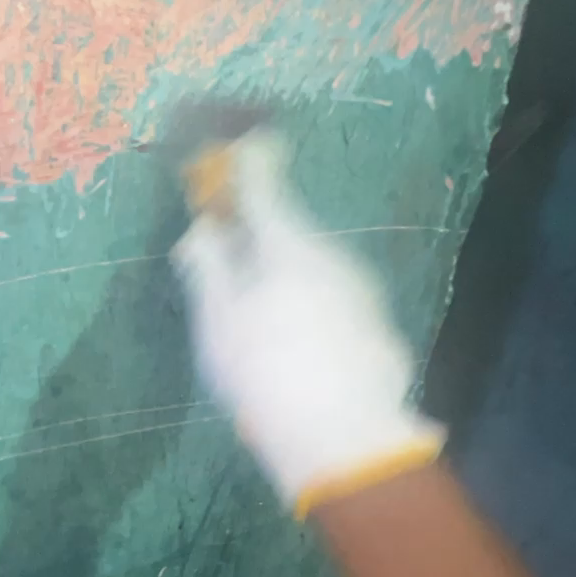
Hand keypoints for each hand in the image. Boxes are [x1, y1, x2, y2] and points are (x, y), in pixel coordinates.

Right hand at [171, 130, 442, 517]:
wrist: (342, 435)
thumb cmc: (264, 373)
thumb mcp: (218, 322)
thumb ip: (207, 269)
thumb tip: (200, 232)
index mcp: (287, 247)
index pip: (265, 188)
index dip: (250, 162)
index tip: (244, 142)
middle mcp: (331, 256)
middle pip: (289, 231)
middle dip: (260, 236)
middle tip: (232, 260)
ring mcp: (360, 289)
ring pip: (312, 266)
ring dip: (285, 275)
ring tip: (261, 321)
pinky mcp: (375, 323)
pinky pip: (331, 298)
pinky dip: (309, 305)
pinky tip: (297, 346)